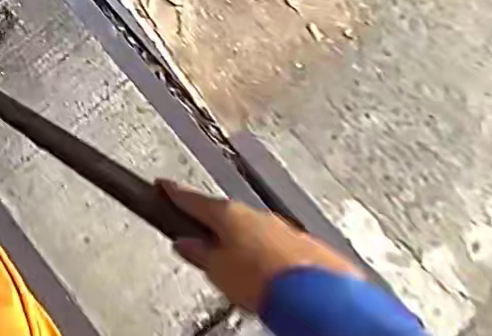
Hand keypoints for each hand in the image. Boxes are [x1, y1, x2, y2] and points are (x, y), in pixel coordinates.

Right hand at [160, 179, 363, 311]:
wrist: (329, 305)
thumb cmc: (269, 284)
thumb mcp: (217, 271)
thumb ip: (198, 253)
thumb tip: (186, 245)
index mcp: (226, 211)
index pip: (188, 196)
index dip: (171, 191)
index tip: (162, 186)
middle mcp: (258, 215)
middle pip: (229, 217)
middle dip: (220, 229)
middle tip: (210, 247)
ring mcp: (292, 233)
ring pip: (264, 235)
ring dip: (254, 248)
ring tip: (252, 274)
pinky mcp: (324, 256)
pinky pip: (293, 253)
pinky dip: (283, 262)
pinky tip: (284, 281)